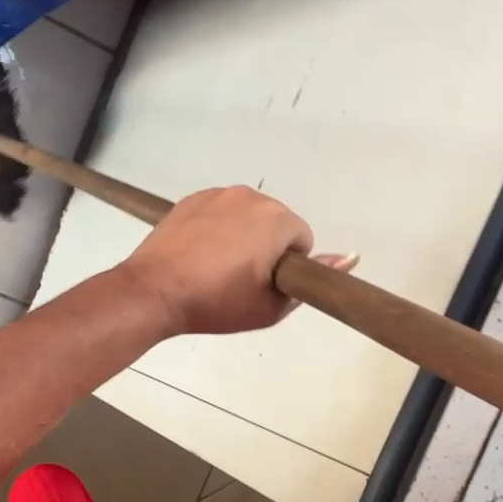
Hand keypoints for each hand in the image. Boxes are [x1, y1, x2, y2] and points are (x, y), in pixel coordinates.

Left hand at [117, 185, 357, 335]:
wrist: (153, 292)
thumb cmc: (215, 302)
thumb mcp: (270, 306)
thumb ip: (312, 282)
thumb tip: (349, 258)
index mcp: (277, 218)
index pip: (300, 242)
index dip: (284, 269)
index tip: (259, 286)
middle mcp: (250, 196)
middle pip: (272, 225)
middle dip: (262, 249)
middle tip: (235, 281)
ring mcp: (215, 195)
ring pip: (243, 218)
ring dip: (237, 238)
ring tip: (212, 270)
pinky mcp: (188, 200)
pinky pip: (216, 215)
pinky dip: (213, 231)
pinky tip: (195, 256)